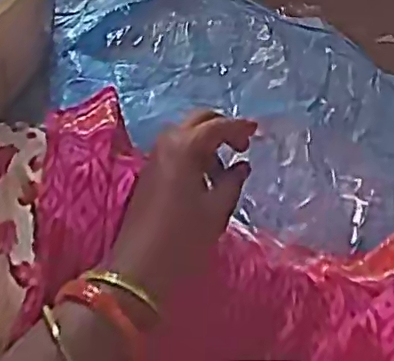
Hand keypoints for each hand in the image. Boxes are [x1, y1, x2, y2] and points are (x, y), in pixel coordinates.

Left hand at [107, 109, 255, 306]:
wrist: (137, 272)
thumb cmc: (182, 239)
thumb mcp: (216, 210)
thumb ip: (233, 181)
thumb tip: (241, 165)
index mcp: (186, 146)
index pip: (217, 126)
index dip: (239, 127)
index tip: (256, 131)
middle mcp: (168, 142)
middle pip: (199, 121)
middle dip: (221, 128)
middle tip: (241, 145)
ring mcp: (155, 156)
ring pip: (186, 134)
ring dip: (206, 142)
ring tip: (223, 169)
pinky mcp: (149, 172)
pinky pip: (175, 149)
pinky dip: (193, 153)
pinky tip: (204, 178)